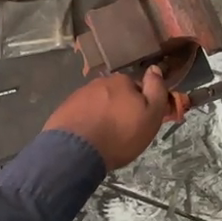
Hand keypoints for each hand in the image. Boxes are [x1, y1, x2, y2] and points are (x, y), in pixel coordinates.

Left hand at [43, 66, 171, 169]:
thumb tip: (155, 68)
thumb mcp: (151, 116)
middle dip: (119, 108)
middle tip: (121, 131)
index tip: (139, 122)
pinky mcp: (64, 108)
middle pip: (116, 94)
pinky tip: (88, 137)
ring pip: (98, 103)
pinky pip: (81, 112)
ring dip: (102, 114)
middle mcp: (100, 82)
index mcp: (122, 81)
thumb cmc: (120, 135)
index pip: (137, 89)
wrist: (76, 151)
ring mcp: (79, 94)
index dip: (140, 105)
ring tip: (103, 136)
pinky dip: (86, 121)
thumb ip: (156, 91)